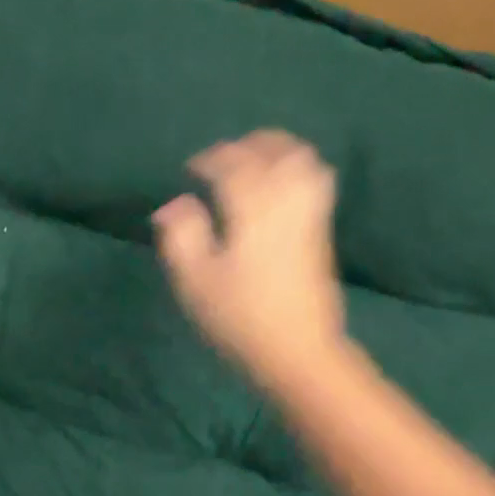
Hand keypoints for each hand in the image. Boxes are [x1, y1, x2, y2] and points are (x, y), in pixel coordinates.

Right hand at [153, 130, 345, 391]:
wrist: (298, 350)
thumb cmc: (240, 318)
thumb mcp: (195, 281)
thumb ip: (181, 235)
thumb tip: (173, 205)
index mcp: (251, 207)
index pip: (231, 164)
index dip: (209, 159)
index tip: (191, 169)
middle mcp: (285, 200)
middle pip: (275, 150)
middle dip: (248, 145)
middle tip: (224, 158)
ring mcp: (310, 214)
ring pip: (302, 160)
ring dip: (277, 151)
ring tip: (255, 162)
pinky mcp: (321, 231)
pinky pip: (315, 180)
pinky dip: (296, 169)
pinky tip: (278, 187)